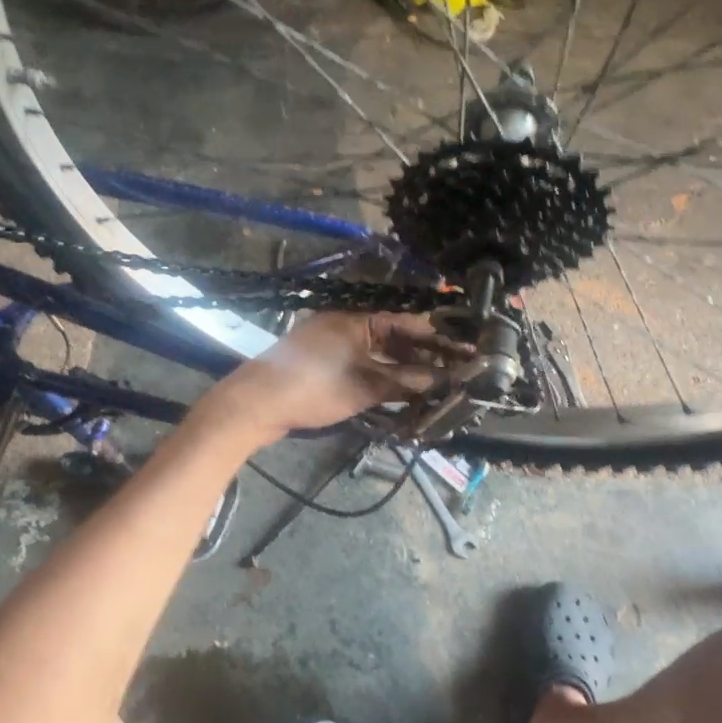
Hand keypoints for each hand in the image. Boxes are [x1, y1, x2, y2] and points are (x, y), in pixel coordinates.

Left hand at [193, 312, 466, 445]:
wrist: (255, 404)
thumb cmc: (312, 387)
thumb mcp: (364, 386)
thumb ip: (405, 381)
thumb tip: (442, 380)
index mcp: (356, 319)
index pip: (407, 323)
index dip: (437, 339)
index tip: (465, 351)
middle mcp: (346, 325)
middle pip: (394, 338)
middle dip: (424, 356)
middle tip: (456, 372)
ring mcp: (332, 345)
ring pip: (378, 354)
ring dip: (404, 369)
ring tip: (434, 385)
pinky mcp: (323, 366)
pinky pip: (362, 366)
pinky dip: (382, 378)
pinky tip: (400, 393)